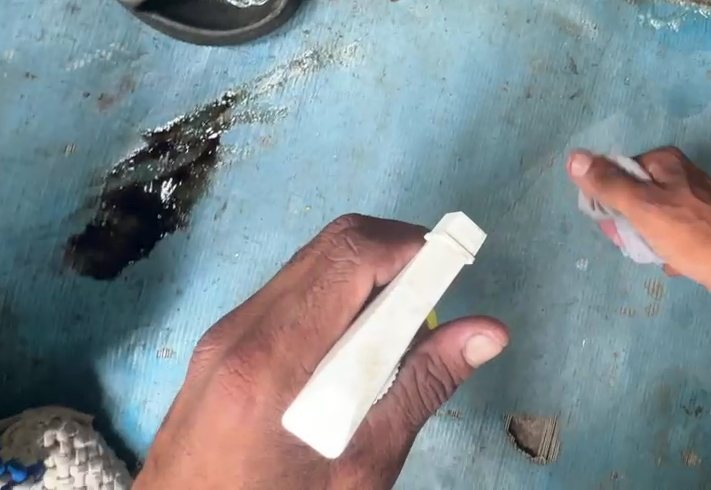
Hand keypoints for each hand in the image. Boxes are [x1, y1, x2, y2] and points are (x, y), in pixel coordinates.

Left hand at [136, 215, 507, 489]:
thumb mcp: (361, 468)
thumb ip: (424, 386)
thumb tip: (490, 331)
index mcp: (274, 359)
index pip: (353, 255)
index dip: (413, 247)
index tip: (452, 272)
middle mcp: (241, 330)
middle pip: (335, 243)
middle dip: (397, 250)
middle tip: (434, 294)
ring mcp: (223, 335)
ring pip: (314, 259)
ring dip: (369, 269)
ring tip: (400, 321)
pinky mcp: (220, 347)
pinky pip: (293, 287)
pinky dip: (338, 291)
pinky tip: (354, 344)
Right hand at [566, 147, 710, 312]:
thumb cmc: (689, 233)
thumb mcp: (641, 206)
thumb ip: (608, 183)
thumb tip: (574, 157)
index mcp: (665, 161)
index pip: (620, 172)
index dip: (609, 199)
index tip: (612, 224)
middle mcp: (680, 174)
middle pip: (635, 195)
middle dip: (628, 222)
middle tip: (635, 243)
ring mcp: (694, 200)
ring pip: (652, 218)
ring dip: (646, 239)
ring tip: (652, 255)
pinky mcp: (703, 226)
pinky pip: (672, 235)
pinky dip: (667, 249)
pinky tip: (671, 263)